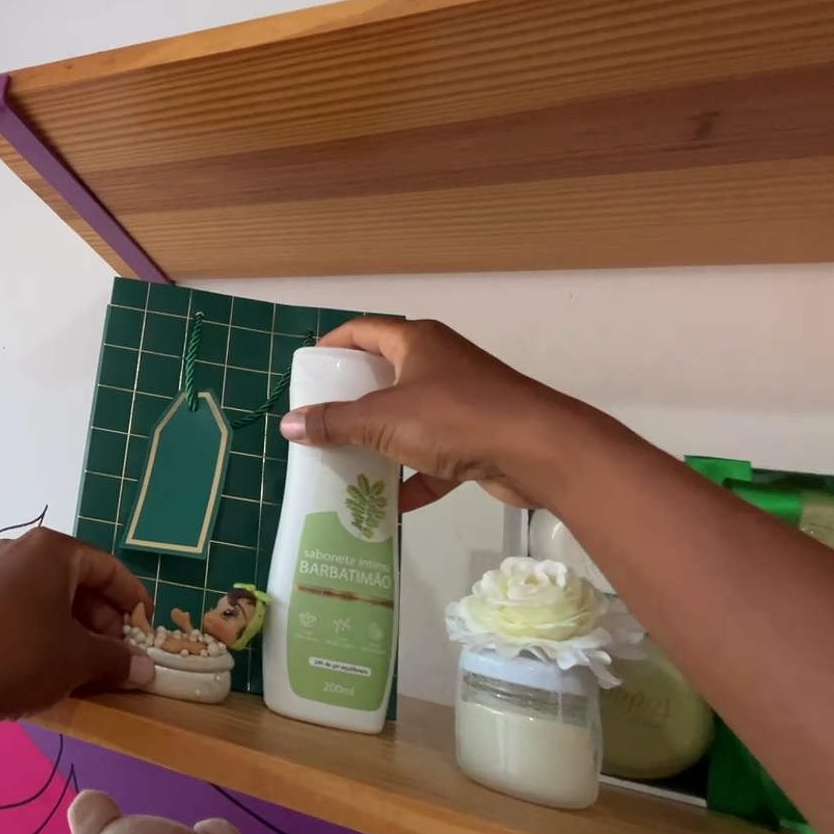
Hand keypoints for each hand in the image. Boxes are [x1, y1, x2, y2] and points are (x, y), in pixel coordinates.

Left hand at [0, 527, 155, 723]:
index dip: (133, 599)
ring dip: (75, 628)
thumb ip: (117, 659)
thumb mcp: (79, 658)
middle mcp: (21, 550)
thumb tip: (146, 670)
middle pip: (77, 580)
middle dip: (103, 619)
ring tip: (89, 666)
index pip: (107, 567)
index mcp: (52, 549)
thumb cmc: (21, 654)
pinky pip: (24, 607)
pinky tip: (51, 666)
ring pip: (49, 596)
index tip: (148, 630)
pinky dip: (46, 630)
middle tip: (118, 655)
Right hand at [277, 317, 604, 511]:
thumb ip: (333, 422)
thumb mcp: (382, 420)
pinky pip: (434, 452)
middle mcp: (439, 363)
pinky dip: (414, 475)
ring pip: (408, 415)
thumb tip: (289, 425)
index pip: (362, 331)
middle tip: (321, 419)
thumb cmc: (454, 418)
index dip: (332, 345)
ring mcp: (462, 399)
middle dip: (351, 399)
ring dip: (380, 439)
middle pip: (384, 374)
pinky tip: (392, 502)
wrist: (543, 452)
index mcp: (416, 342)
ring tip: (348, 459)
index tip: (309, 369)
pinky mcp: (480, 435)